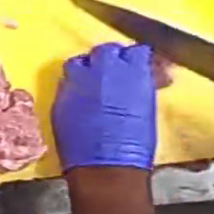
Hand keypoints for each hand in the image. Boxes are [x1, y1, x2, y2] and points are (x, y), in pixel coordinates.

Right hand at [54, 42, 157, 171]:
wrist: (106, 163)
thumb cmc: (77, 144)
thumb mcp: (62, 113)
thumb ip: (70, 91)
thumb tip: (76, 83)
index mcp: (75, 80)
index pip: (78, 61)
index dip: (83, 67)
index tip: (84, 75)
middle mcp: (103, 72)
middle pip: (108, 50)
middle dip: (107, 57)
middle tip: (106, 71)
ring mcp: (131, 77)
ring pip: (135, 52)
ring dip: (130, 60)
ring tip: (126, 75)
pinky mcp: (151, 88)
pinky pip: (151, 69)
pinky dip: (146, 72)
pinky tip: (141, 86)